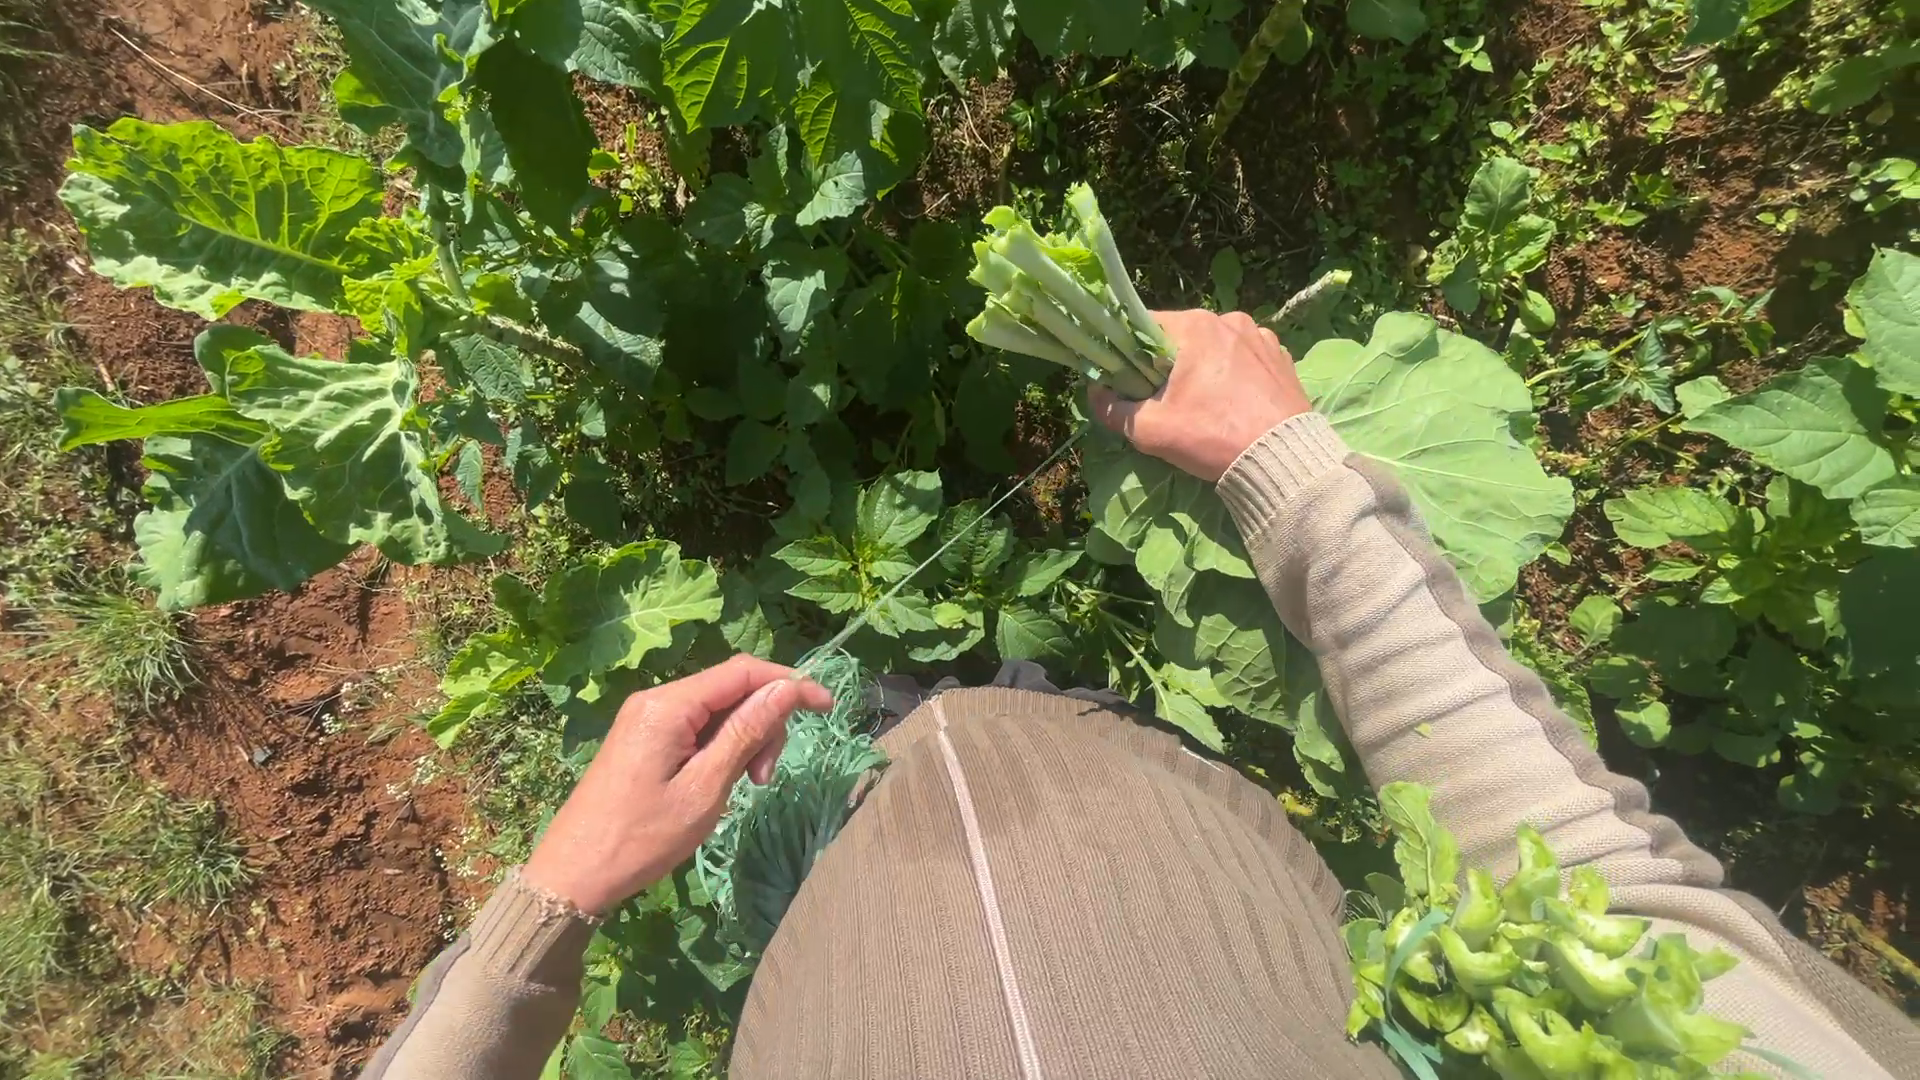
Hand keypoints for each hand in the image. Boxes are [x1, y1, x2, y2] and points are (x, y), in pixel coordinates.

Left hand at [521, 655, 833, 915]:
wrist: (570, 878)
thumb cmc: (641, 838)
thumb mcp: (705, 788)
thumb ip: (747, 733)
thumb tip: (787, 688)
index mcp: (669, 705)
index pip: (744, 671)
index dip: (790, 683)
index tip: (826, 708)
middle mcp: (658, 699)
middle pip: (734, 688)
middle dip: (765, 721)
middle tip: (767, 775)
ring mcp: (650, 717)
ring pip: (720, 708)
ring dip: (747, 738)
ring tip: (749, 785)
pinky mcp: (647, 737)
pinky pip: (700, 726)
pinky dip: (724, 746)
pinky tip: (726, 779)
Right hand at [1088, 310, 1313, 482]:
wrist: (1281, 461)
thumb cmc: (1211, 436)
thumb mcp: (1150, 429)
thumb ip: (1113, 409)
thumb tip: (1096, 394)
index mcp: (1195, 327)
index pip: (1145, 326)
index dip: (1128, 352)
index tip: (1125, 379)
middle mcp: (1230, 320)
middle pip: (1181, 337)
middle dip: (1166, 364)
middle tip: (1160, 399)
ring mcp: (1262, 337)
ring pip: (1213, 347)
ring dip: (1200, 369)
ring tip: (1200, 405)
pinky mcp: (1282, 358)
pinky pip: (1243, 359)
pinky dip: (1230, 375)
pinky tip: (1230, 404)